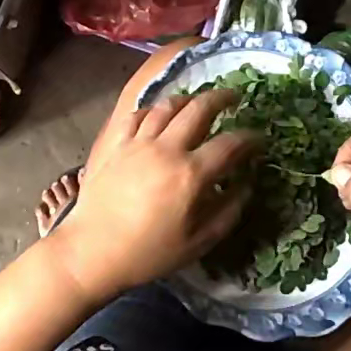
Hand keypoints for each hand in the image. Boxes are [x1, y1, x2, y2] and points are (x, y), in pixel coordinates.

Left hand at [45, 89, 258, 302]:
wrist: (91, 254)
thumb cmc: (149, 253)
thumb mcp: (199, 242)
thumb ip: (230, 211)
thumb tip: (247, 185)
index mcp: (191, 174)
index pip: (230, 144)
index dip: (250, 138)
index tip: (258, 139)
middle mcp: (166, 149)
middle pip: (200, 109)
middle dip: (222, 98)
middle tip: (234, 97)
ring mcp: (137, 143)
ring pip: (168, 105)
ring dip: (189, 99)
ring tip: (198, 101)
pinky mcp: (113, 144)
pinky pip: (137, 114)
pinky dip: (154, 110)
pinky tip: (159, 115)